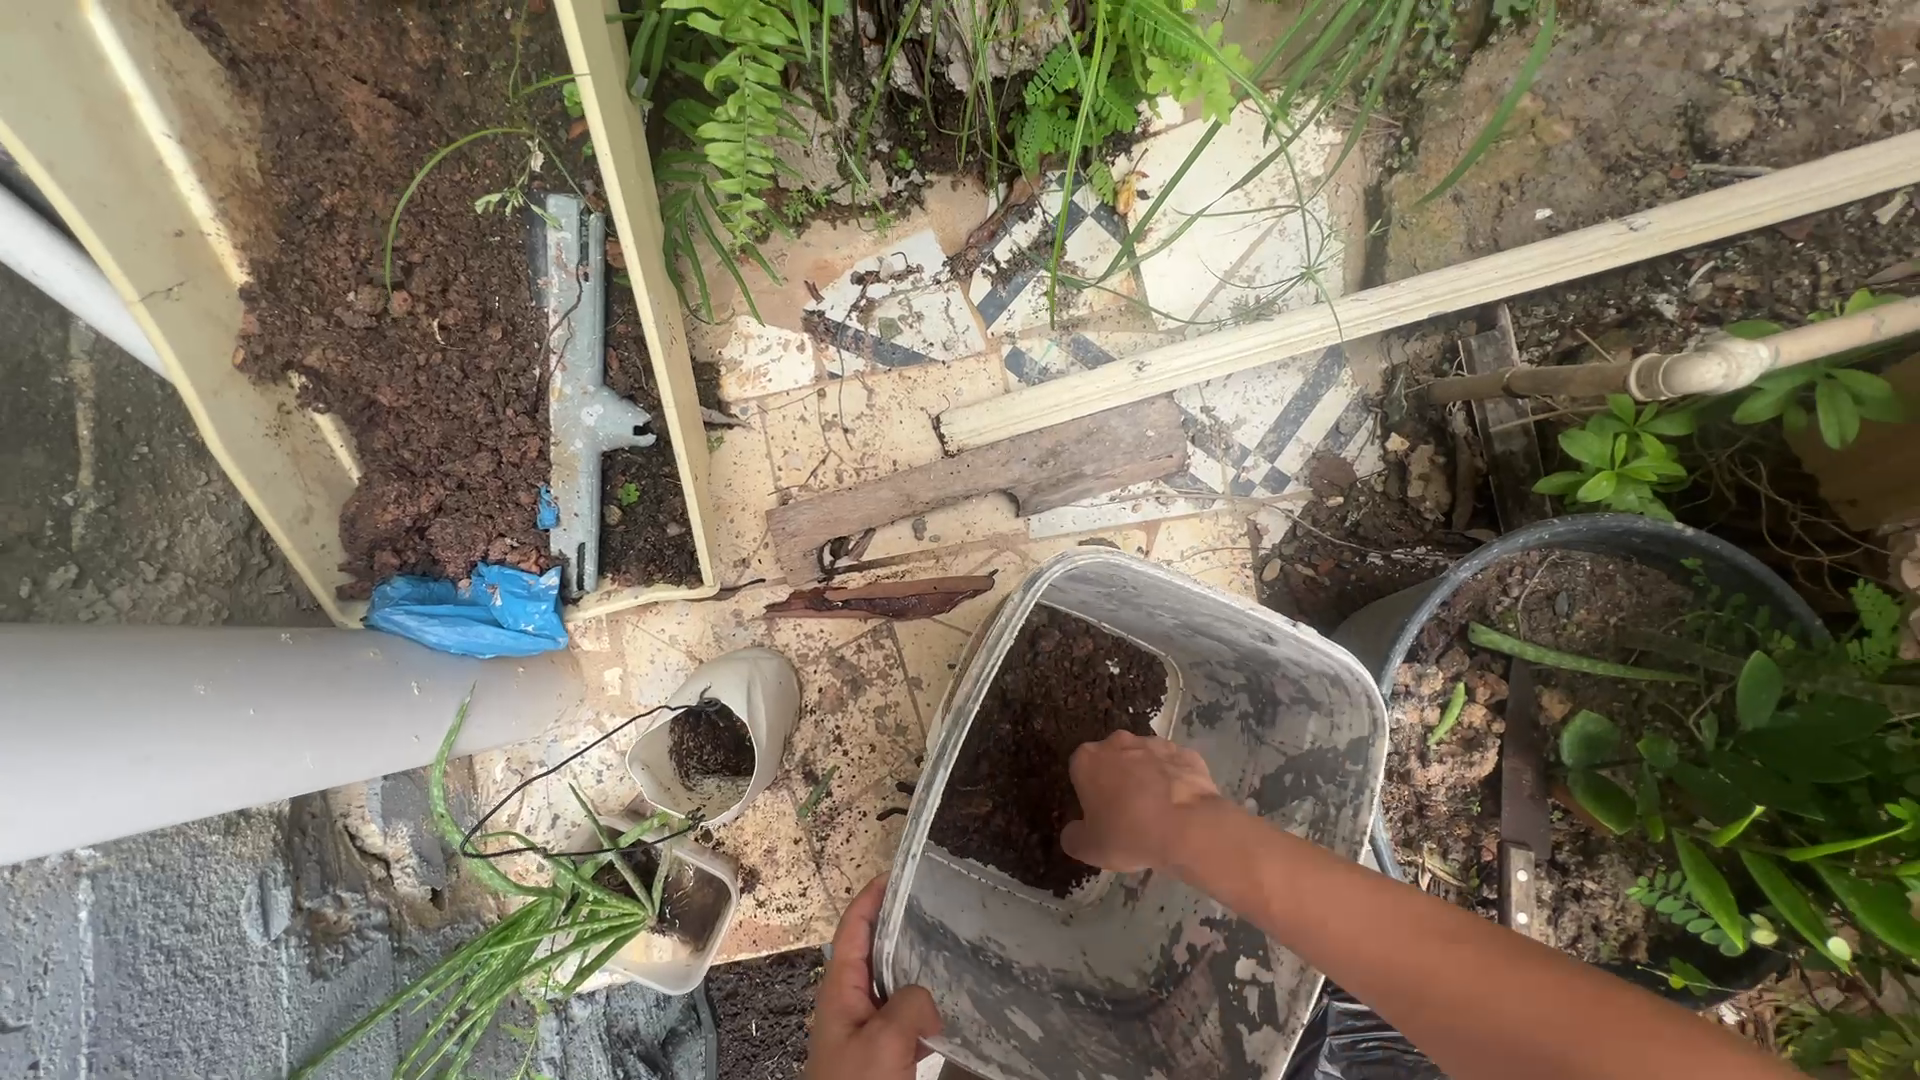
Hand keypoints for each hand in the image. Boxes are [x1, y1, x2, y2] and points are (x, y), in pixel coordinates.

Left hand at [804, 875, 942, 1079]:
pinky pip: (904, 1013)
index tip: (901, 871)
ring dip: (916, 961)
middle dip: (901, 922)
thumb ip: (910, 1004)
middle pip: (874, 947)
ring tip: (950, 943)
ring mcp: (864, 1027)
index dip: (873, 895)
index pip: (853, 926)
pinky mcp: (880, 1052)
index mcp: (839, 987)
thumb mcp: (884, 1042)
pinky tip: (950, 1003)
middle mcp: (849, 1000)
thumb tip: (929, 1000)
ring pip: (892, 979)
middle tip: (938, 904)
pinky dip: (925, 1001)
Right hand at [1061, 730, 1222, 871]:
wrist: (1189, 829)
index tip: (1099, 813)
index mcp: (1087, 759)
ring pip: (1144, 760)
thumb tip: (1073, 831)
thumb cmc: (1129, 835)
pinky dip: (1174, 781)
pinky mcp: (1185, 753)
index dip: (1088, 792)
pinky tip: (1181, 806)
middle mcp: (1118, 742)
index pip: (1080, 770)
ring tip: (1158, 812)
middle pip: (1111, 759)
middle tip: (1127, 812)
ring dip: (1146, 778)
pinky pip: (1174, 766)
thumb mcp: (1089, 849)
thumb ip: (1073, 837)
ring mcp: (1154, 744)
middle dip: (1117, 779)